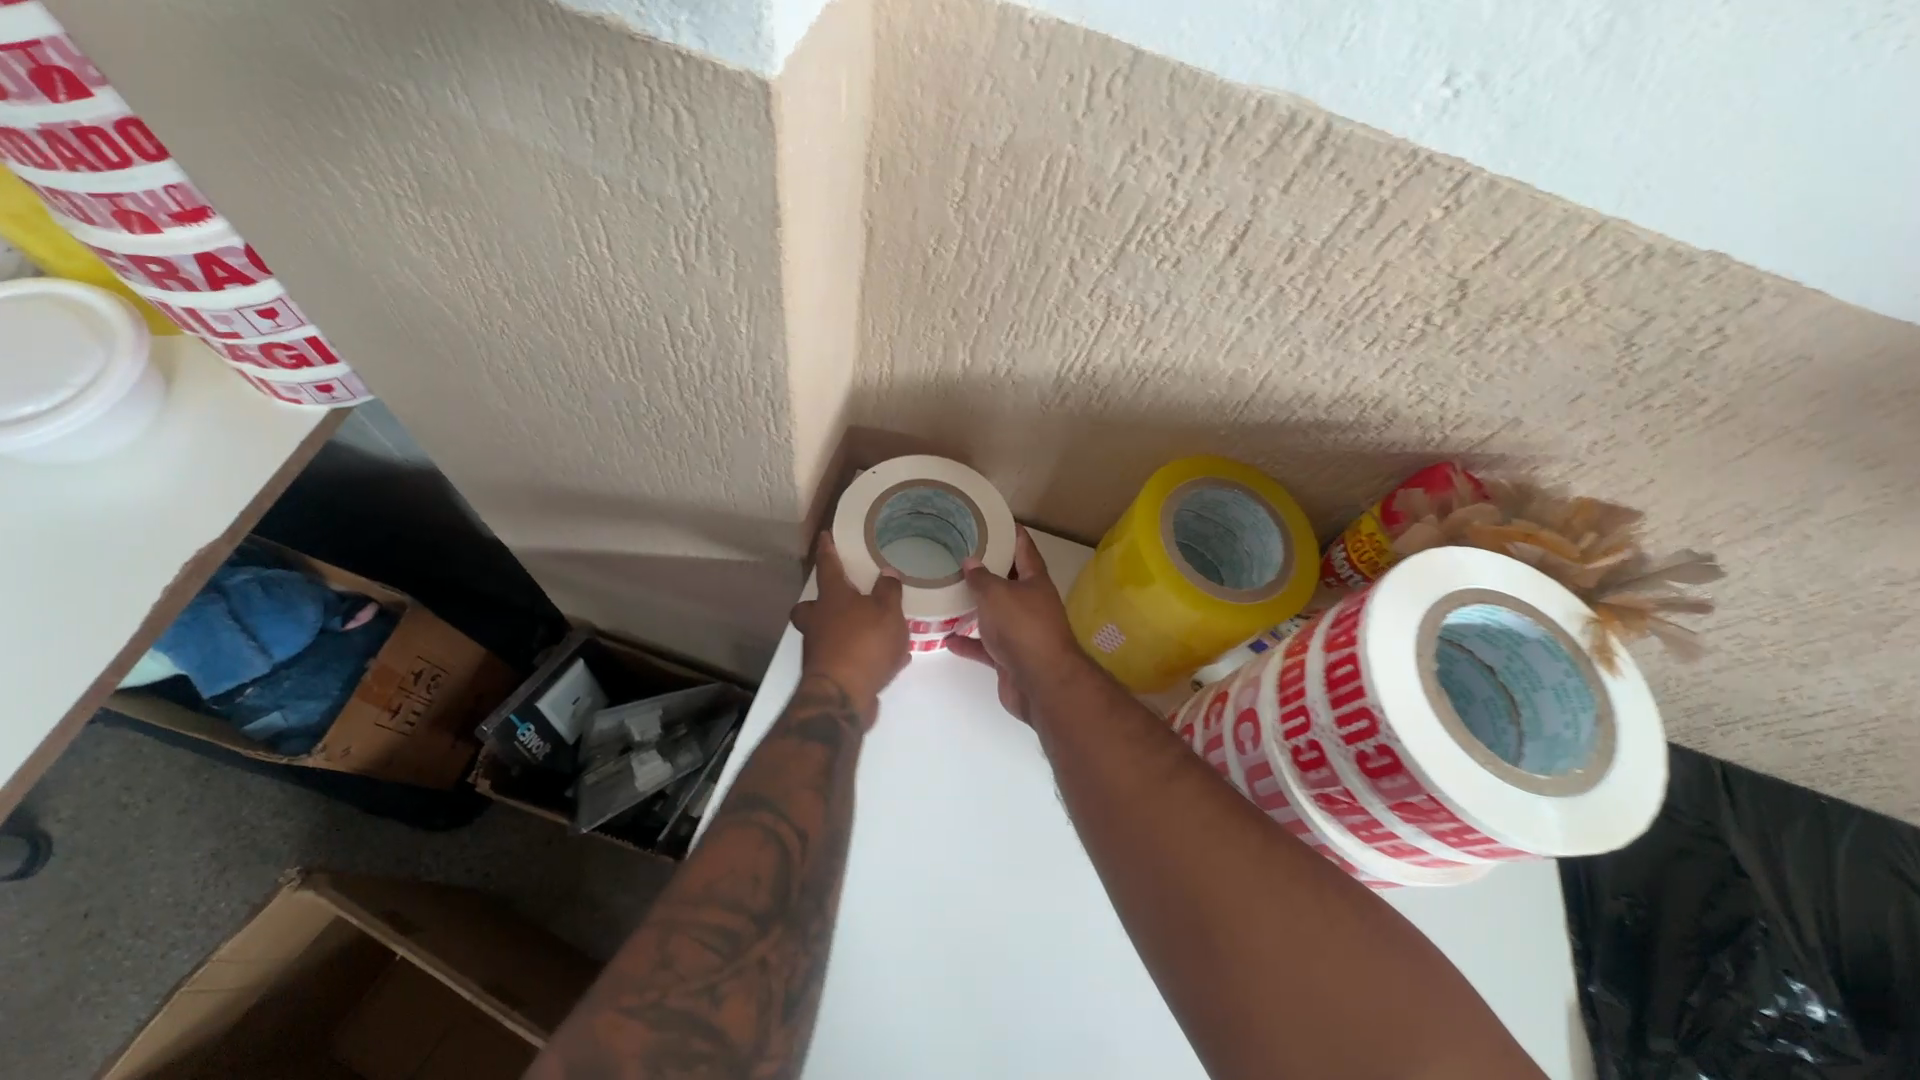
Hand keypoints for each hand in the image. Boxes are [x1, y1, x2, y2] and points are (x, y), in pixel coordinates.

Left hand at [791, 533, 908, 720]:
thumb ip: (889, 591)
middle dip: (819, 603)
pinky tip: (887, 660)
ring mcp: (819, 649)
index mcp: (831, 599)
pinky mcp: (828, 674)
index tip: (824, 536)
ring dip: (843, 630)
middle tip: (839, 600)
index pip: (828, 566)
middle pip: (809, 607)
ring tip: (874, 632)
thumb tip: (887, 572)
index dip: (828, 550)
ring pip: (825, 633)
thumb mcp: (888, 612)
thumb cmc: (864, 644)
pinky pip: (844, 658)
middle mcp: (818, 621)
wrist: (843, 695)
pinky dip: (861, 656)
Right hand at [945, 527, 1094, 724]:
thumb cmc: (1022, 628)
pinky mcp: (1009, 658)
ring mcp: (1021, 632)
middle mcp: (1031, 604)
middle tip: (959, 555)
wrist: (1040, 683)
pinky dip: (968, 642)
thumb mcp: (997, 594)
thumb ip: (981, 578)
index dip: (1011, 532)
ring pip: (995, 615)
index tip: (992, 520)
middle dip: (987, 570)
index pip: (1024, 548)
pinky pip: (985, 646)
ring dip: (975, 607)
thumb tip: (970, 561)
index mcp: (1035, 581)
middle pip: (1008, 581)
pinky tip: (946, 638)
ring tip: (948, 593)